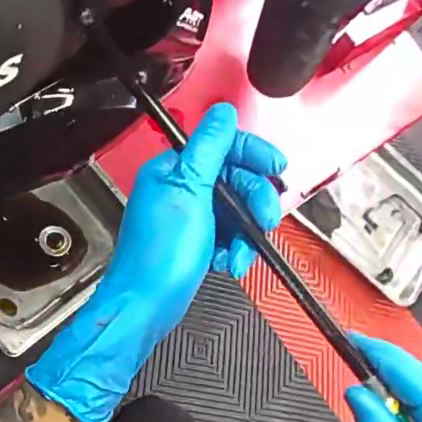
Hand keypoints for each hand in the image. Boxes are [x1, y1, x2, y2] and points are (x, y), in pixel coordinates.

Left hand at [27, 103, 284, 421]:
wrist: (146, 309)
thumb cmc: (157, 258)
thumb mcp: (190, 194)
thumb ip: (209, 148)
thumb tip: (222, 113)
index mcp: (174, 171)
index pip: (222, 145)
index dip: (253, 154)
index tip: (276, 167)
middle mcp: (181, 189)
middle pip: (236, 180)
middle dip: (255, 202)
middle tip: (264, 219)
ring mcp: (190, 216)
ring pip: (238, 210)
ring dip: (246, 233)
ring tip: (241, 252)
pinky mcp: (197, 240)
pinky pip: (231, 234)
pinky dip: (235, 249)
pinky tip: (228, 261)